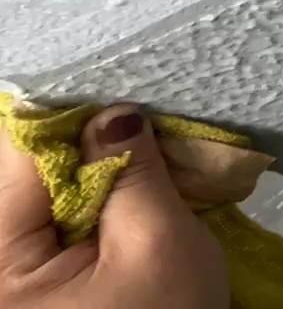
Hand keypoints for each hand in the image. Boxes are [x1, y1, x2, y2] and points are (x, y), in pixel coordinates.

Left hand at [0, 105, 227, 308]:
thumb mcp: (159, 242)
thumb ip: (133, 175)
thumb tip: (114, 114)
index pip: (15, 167)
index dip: (69, 125)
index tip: (123, 101)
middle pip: (20, 184)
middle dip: (84, 150)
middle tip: (141, 132)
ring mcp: (3, 282)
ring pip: (32, 201)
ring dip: (89, 174)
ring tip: (140, 163)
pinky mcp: (19, 287)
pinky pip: (40, 225)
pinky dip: (86, 200)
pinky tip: (124, 195)